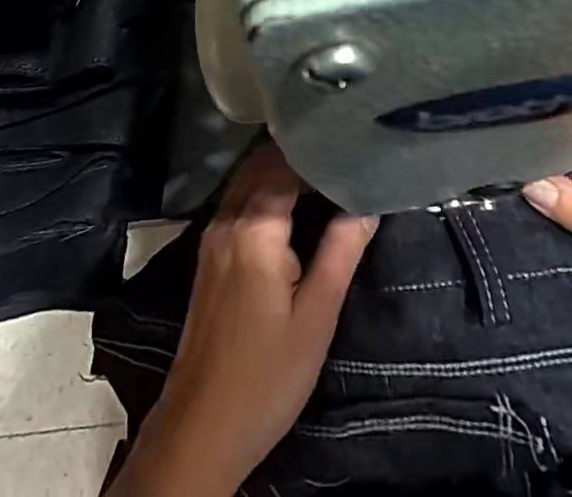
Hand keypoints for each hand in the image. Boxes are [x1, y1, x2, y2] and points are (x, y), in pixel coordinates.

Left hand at [112, 145, 376, 496]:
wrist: (202, 427)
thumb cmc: (267, 374)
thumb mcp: (318, 314)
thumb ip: (343, 249)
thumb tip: (369, 202)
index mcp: (254, 229)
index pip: (284, 164)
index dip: (318, 151)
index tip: (353, 144)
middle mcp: (226, 222)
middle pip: (261, 165)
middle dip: (301, 153)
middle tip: (346, 153)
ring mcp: (212, 238)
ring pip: (248, 181)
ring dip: (283, 170)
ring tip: (329, 171)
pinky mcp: (210, 255)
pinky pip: (240, 203)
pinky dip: (268, 191)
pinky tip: (298, 203)